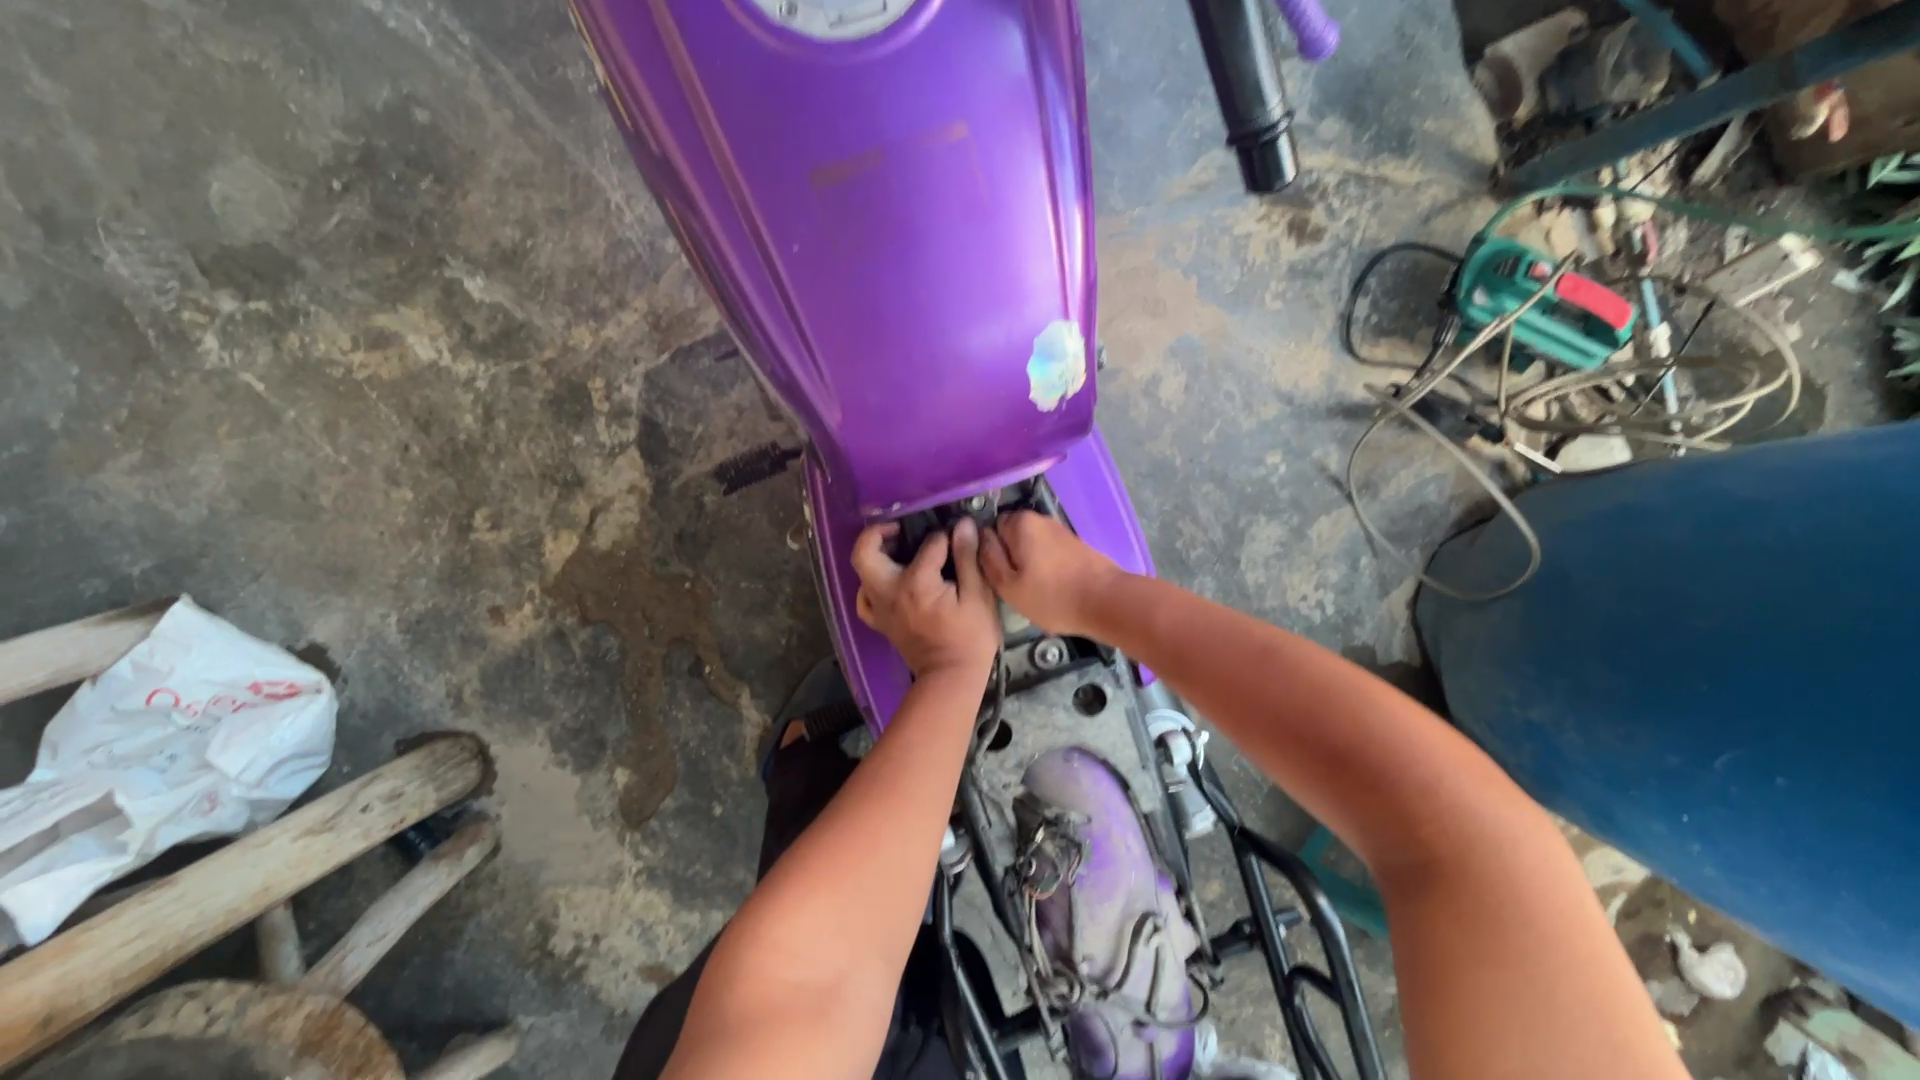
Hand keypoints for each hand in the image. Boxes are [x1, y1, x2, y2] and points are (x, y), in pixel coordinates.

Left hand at [852, 517, 999, 677]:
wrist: (951, 678)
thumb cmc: (971, 639)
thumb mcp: (978, 596)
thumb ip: (968, 558)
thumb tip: (963, 525)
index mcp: (916, 582)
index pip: (929, 544)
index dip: (947, 537)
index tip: (960, 539)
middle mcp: (889, 591)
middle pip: (865, 551)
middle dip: (879, 532)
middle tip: (901, 528)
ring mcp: (879, 608)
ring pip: (861, 572)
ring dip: (875, 555)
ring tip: (898, 550)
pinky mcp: (879, 622)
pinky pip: (864, 598)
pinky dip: (871, 585)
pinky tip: (889, 581)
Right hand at [979, 511, 1123, 638]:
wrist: (1107, 602)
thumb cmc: (1052, 597)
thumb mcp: (1008, 586)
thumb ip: (988, 559)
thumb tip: (979, 538)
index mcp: (1020, 523)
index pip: (991, 529)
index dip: (990, 551)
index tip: (997, 574)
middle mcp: (1040, 519)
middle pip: (1012, 536)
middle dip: (1011, 556)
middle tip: (1015, 585)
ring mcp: (1060, 530)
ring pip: (1031, 545)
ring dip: (1029, 563)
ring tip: (1035, 590)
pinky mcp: (1076, 544)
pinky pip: (1049, 552)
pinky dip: (1047, 566)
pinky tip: (1052, 587)